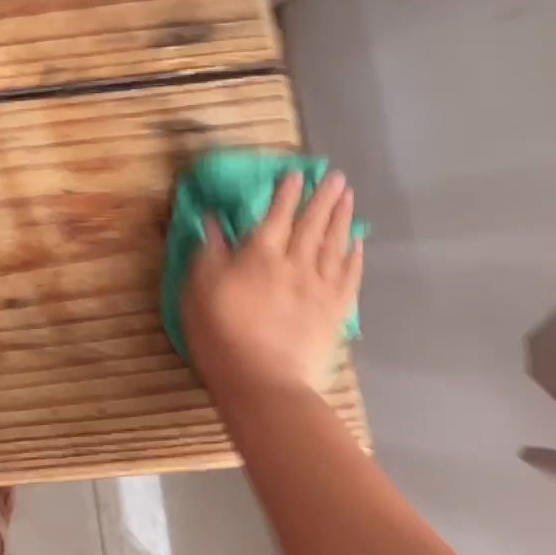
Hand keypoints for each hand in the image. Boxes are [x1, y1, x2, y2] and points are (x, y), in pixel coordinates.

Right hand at [182, 171, 362, 395]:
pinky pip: (349, 275)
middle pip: (312, 223)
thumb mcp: (198, 288)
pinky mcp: (335, 310)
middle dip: (323, 197)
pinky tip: (357, 241)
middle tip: (335, 176)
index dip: (286, 193)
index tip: (296, 174)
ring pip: (335, 243)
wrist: (262, 380)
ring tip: (348, 197)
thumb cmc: (220, 333)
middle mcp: (294, 263)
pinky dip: (354, 254)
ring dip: (342, 217)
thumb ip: (208, 251)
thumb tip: (209, 219)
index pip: (275, 215)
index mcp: (258, 255)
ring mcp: (319, 286)